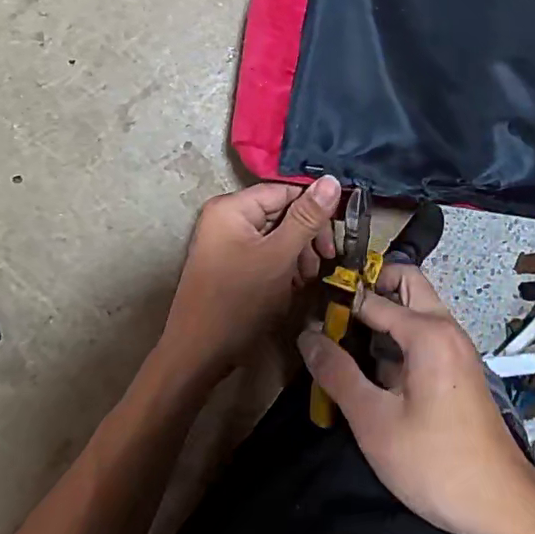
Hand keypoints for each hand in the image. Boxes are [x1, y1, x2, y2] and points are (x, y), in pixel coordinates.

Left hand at [162, 176, 340, 379]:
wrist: (199, 354)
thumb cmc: (239, 301)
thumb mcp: (279, 256)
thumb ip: (307, 218)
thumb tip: (332, 180)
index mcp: (232, 207)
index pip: (285, 192)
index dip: (314, 211)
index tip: (335, 240)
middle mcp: (226, 217)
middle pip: (282, 212)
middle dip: (306, 237)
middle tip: (323, 262)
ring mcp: (226, 241)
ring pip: (276, 235)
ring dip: (297, 254)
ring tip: (304, 280)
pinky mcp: (230, 263)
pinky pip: (264, 252)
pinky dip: (282, 266)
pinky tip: (290, 286)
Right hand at [298, 264, 534, 533]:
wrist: (501, 505)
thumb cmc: (435, 462)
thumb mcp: (374, 421)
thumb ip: (338, 373)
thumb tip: (308, 336)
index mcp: (428, 333)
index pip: (372, 299)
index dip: (337, 303)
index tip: (307, 313)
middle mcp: (446, 329)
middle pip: (406, 283)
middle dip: (369, 288)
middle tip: (334, 314)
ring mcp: (455, 348)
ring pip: (416, 309)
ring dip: (382, 314)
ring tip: (343, 341)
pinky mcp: (457, 369)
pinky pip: (423, 335)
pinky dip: (396, 338)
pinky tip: (370, 371)